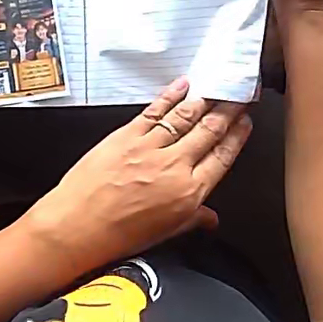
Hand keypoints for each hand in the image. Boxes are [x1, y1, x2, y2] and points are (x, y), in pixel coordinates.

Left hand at [18, 78, 251, 279]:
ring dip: (205, 100)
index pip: (222, 157)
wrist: (77, 227)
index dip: (237, 137)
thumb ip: (191, 220)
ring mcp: (150, 148)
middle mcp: (174, 167)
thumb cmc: (116, 235)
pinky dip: (170, 96)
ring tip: (217, 88)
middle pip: (209, 131)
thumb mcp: (164, 233)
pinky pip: (155, 111)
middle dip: (228, 111)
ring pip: (185, 117)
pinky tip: (182, 86)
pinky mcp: (126, 136)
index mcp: (188, 193)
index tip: (245, 123)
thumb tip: (210, 219)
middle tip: (239, 96)